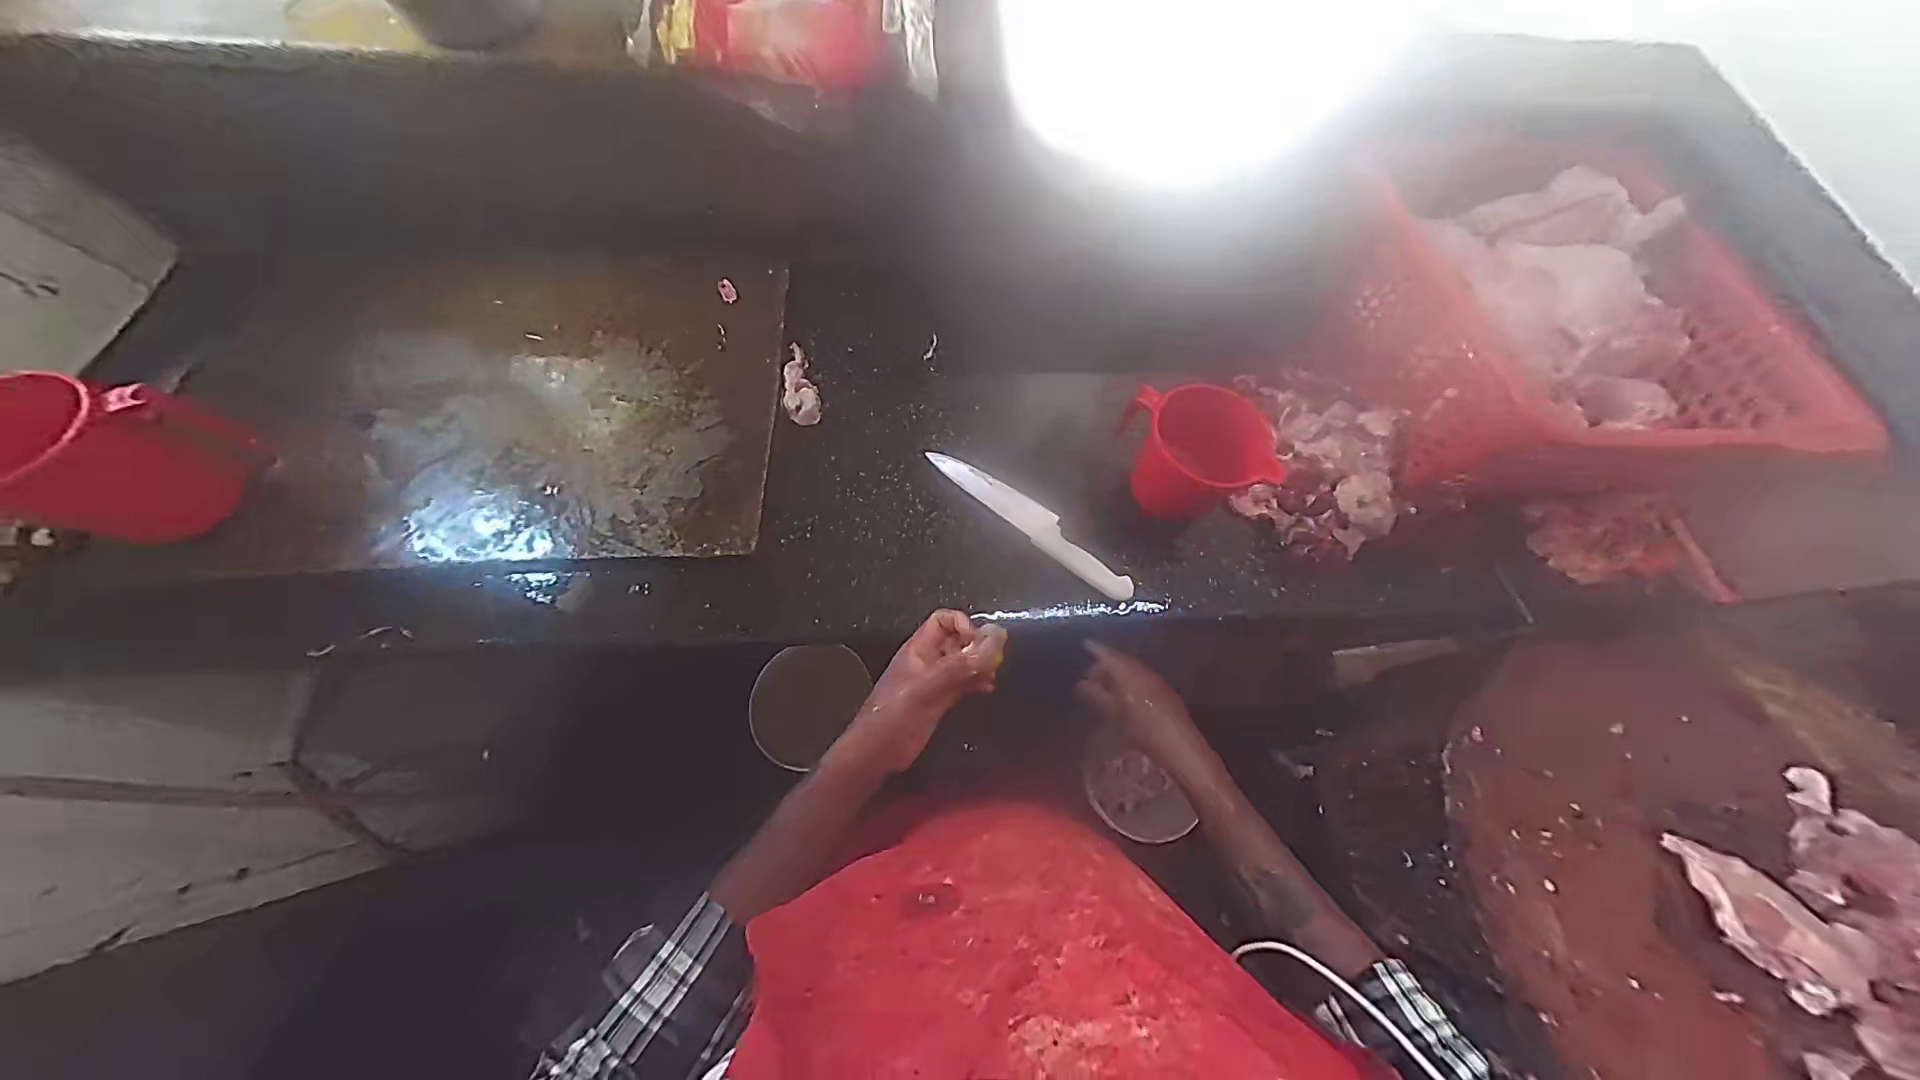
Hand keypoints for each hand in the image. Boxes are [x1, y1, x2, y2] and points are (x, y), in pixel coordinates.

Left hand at [837, 610, 1005, 772]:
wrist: (876, 752)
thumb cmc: (895, 715)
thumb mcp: (928, 686)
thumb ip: (961, 665)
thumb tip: (996, 639)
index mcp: (919, 649)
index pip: (944, 620)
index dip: (964, 625)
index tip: (980, 644)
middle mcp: (928, 660)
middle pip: (957, 640)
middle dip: (977, 646)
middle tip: (994, 660)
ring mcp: (935, 681)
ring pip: (963, 662)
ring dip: (980, 665)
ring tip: (991, 675)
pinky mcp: (940, 700)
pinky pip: (963, 682)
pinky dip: (977, 682)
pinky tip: (986, 689)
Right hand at [1075, 641, 1216, 781]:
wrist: (1179, 746)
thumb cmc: (1142, 731)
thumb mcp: (1114, 714)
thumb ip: (1097, 696)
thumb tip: (1083, 683)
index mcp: (1130, 675)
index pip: (1110, 655)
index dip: (1097, 650)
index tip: (1086, 646)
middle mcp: (1145, 673)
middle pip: (1123, 661)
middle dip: (1107, 663)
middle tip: (1093, 673)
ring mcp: (1158, 681)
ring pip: (1134, 669)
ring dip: (1120, 672)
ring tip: (1107, 684)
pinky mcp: (1166, 691)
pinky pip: (1143, 677)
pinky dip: (1131, 678)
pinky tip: (1126, 692)